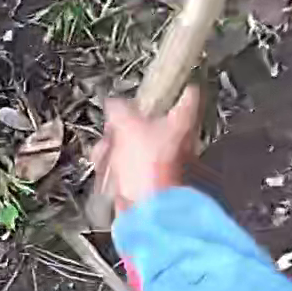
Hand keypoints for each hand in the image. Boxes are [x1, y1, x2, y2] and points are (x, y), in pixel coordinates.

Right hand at [95, 85, 202, 215]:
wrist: (146, 210)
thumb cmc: (146, 166)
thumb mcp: (127, 126)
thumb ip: (119, 109)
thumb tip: (113, 102)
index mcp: (181, 121)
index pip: (188, 92)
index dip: (173, 83)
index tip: (158, 80)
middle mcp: (177, 138)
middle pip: (150, 118)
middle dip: (124, 123)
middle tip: (113, 127)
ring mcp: (162, 159)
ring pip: (134, 140)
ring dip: (114, 144)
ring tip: (104, 153)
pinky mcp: (147, 176)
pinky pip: (127, 161)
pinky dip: (113, 162)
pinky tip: (104, 166)